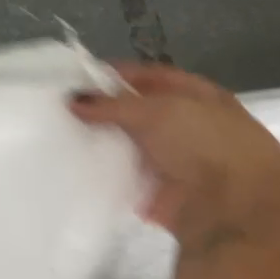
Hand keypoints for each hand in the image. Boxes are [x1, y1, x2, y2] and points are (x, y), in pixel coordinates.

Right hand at [70, 63, 279, 253]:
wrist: (227, 202)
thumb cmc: (205, 144)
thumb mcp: (160, 112)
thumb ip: (114, 105)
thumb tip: (73, 101)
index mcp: (195, 96)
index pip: (149, 78)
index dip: (115, 76)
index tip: (74, 81)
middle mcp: (179, 123)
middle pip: (130, 111)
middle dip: (97, 111)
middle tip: (55, 111)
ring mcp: (163, 154)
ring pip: (119, 141)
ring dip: (93, 140)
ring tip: (52, 137)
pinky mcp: (146, 183)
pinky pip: (113, 171)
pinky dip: (93, 168)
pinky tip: (64, 165)